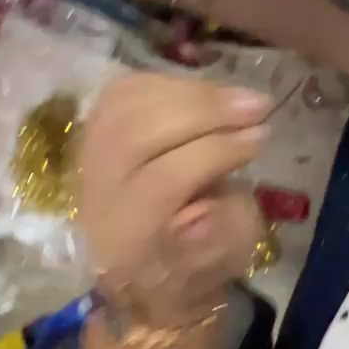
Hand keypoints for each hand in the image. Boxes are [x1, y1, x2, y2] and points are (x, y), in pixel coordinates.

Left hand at [76, 72, 268, 323]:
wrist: (143, 265)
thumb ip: (223, 238)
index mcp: (127, 238)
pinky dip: (172, 83)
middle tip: (257, 106)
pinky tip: (209, 93)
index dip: (217, 151)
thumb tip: (207, 210)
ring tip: (240, 97)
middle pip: (138, 133)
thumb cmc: (194, 264)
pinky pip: (127, 90)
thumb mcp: (225, 263)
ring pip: (129, 104)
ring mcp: (87, 156)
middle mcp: (95, 194)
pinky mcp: (92, 127)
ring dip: (193, 92)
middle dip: (206, 111)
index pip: (164, 180)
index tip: (262, 137)